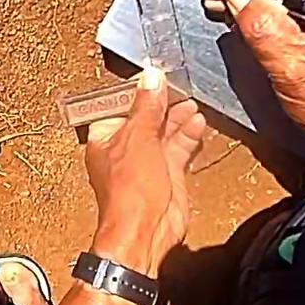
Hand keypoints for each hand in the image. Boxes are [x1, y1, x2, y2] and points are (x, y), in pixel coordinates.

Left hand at [83, 67, 207, 275]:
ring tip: (191, 102)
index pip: (121, 105)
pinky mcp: (169, 173)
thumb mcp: (138, 136)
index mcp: (106, 138)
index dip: (139, 91)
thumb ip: (147, 106)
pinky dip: (189, 134)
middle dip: (163, 102)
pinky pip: (180, 147)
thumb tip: (151, 77)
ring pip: (165, 131)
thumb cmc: (130, 189)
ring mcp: (148, 161)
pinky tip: (198, 121)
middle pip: (146, 116)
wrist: (147, 230)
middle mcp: (125, 148)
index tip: (155, 75)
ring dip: (179, 116)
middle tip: (179, 85)